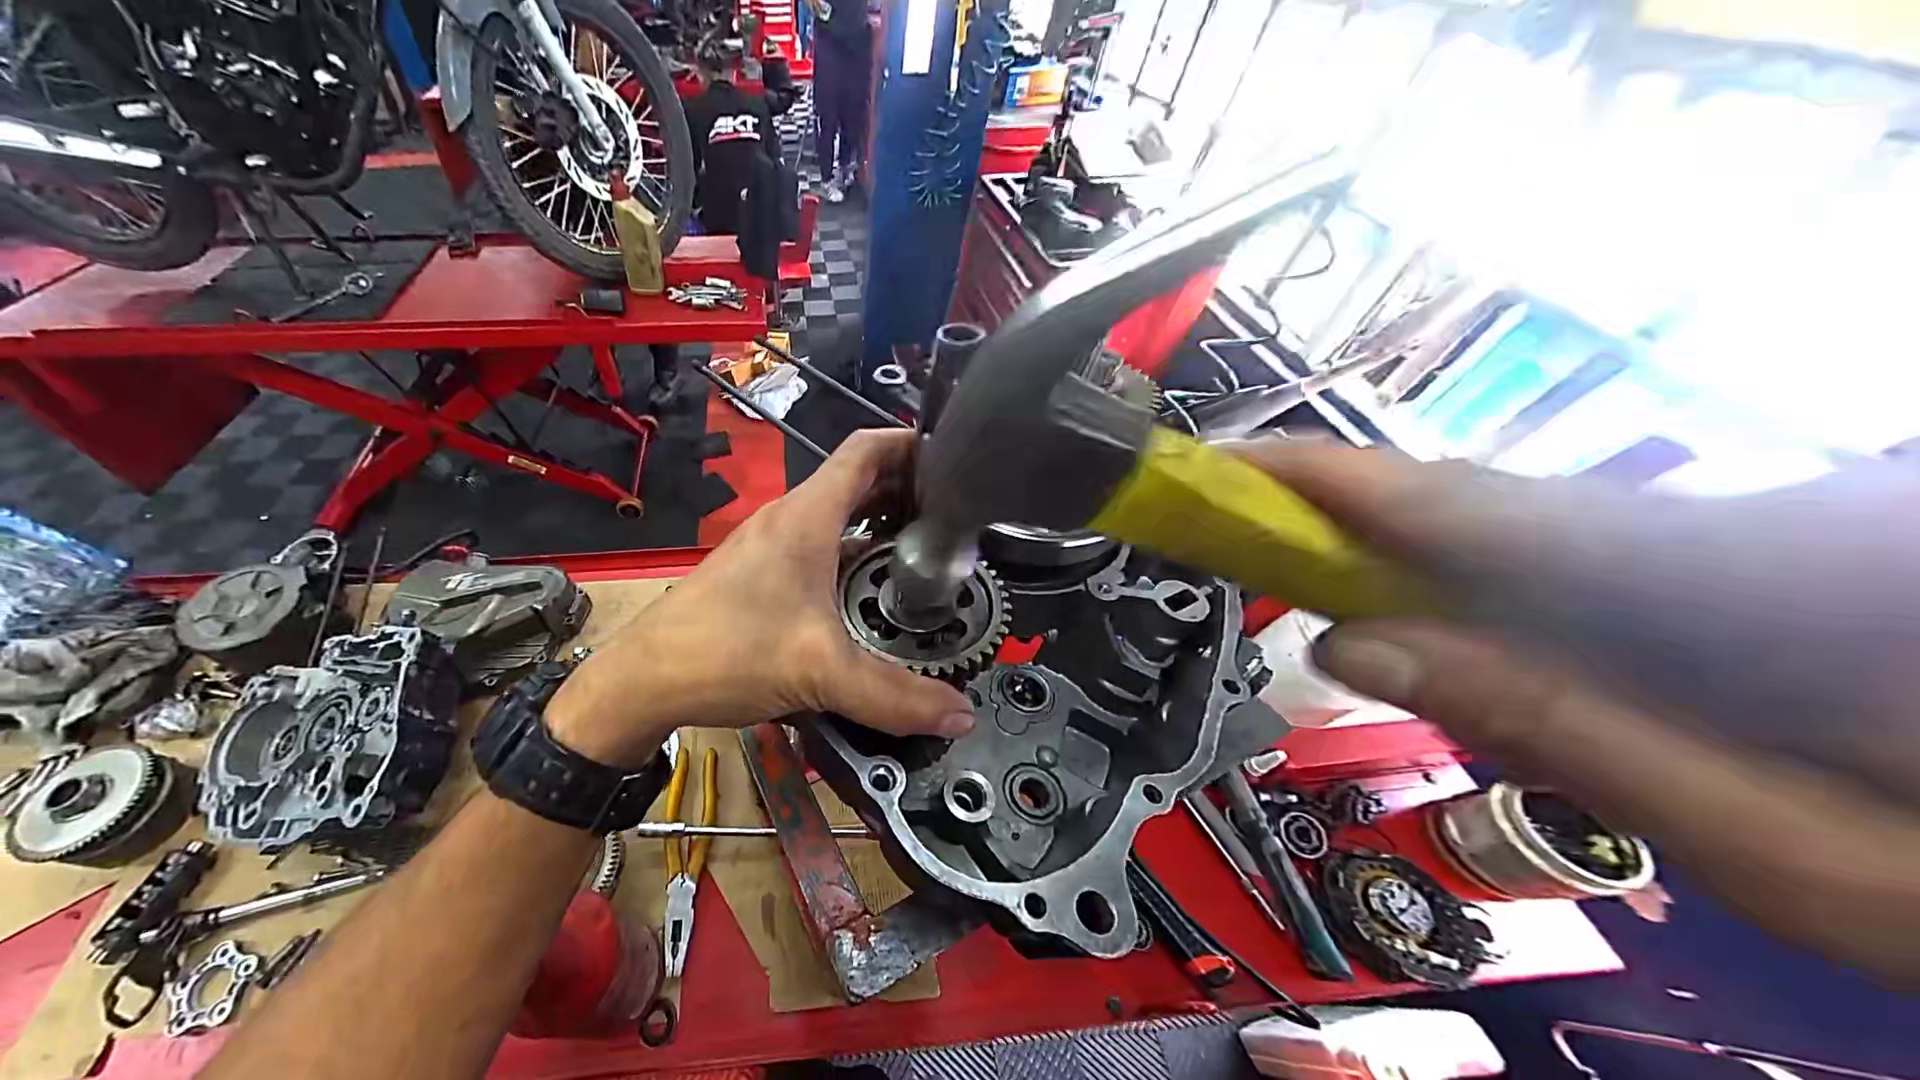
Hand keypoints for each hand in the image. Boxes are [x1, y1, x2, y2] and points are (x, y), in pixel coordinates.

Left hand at [546, 430, 975, 766]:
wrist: (643, 681)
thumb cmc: (727, 652)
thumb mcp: (821, 672)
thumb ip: (896, 696)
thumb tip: (962, 716)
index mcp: (807, 516)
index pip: (867, 449)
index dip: (913, 444)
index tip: (955, 459)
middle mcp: (792, 519)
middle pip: (861, 480)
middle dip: (911, 488)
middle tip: (958, 512)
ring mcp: (775, 545)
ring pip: (842, 516)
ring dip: (884, 523)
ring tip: (931, 546)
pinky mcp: (766, 572)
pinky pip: (825, 547)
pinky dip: (859, 553)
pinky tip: (878, 588)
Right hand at [1238, 438, 1919, 983]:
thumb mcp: (1784, 850)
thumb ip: (1556, 732)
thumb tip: (1357, 647)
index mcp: (1746, 583)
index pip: (1468, 503)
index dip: (1327, 478)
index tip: (1224, 468)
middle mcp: (1729, 527)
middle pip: (1480, 506)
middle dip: (1350, 528)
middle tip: (1254, 555)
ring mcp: (1737, 531)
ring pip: (1522, 532)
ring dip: (1416, 574)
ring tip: (1365, 629)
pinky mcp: (1733, 555)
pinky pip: (1570, 558)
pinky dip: (1493, 595)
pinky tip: (1482, 647)